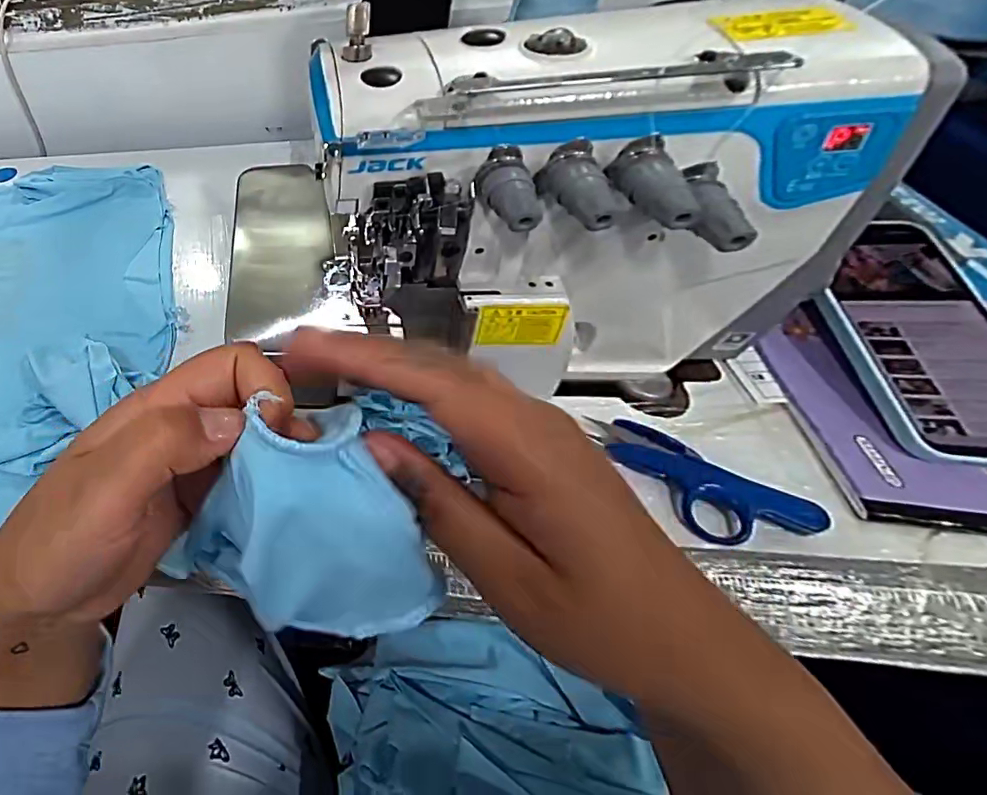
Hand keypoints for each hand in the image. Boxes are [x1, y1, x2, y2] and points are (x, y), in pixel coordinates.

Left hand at [0, 342, 302, 707]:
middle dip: (282, 422)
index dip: (263, 387)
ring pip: (249, 440)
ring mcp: (187, 465)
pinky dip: (265, 487)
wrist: (40, 603)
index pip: (229, 365)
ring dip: (279, 456)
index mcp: (157, 407)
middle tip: (301, 467)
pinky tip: (279, 509)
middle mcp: (178, 427)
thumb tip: (238, 420)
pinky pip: (240, 480)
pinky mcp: (194, 501)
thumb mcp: (107, 485)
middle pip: (246, 398)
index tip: (277, 434)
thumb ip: (165, 442)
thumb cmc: (63, 537)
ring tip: (300, 489)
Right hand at [281, 329, 908, 794]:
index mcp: (522, 445)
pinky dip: (418, 382)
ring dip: (389, 361)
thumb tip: (376, 443)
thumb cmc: (595, 617)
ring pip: (451, 372)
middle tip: (302, 352)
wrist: (685, 639)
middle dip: (365, 351)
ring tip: (331, 365)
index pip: (428, 382)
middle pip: (437, 364)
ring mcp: (537, 422)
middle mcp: (530, 417)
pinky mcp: (537, 436)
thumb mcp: (506, 575)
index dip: (362, 358)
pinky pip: (467, 393)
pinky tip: (393, 394)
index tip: (305, 347)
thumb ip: (438, 501)